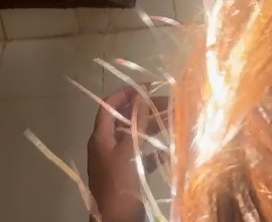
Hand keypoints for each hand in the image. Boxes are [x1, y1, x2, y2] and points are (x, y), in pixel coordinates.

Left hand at [86, 88, 161, 221]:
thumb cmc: (118, 185)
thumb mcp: (127, 151)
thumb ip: (135, 123)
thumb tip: (141, 95)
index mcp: (100, 137)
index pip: (108, 106)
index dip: (125, 94)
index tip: (145, 87)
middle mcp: (106, 147)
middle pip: (124, 120)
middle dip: (144, 110)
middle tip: (167, 104)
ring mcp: (115, 163)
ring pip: (134, 139)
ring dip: (150, 129)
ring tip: (171, 121)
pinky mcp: (126, 178)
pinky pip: (139, 159)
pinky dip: (152, 154)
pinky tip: (167, 153)